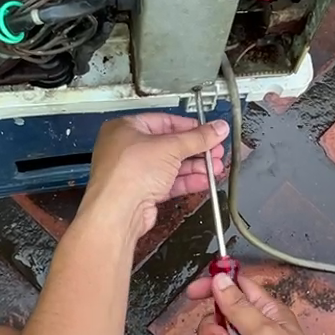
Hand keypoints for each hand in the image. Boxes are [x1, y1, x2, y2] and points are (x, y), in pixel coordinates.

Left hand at [81, 113, 228, 241]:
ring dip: (195, 166)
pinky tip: (204, 179)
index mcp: (125, 128)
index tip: (208, 130)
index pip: (164, 121)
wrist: (117, 212)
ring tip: (214, 166)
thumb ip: (198, 138)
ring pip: (171, 166)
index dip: (188, 126)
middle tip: (215, 149)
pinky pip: (169, 183)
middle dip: (195, 149)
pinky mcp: (142, 192)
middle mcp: (127, 149)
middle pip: (169, 145)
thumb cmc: (126, 176)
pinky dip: (187, 181)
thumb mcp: (170, 148)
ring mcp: (134, 172)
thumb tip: (216, 129)